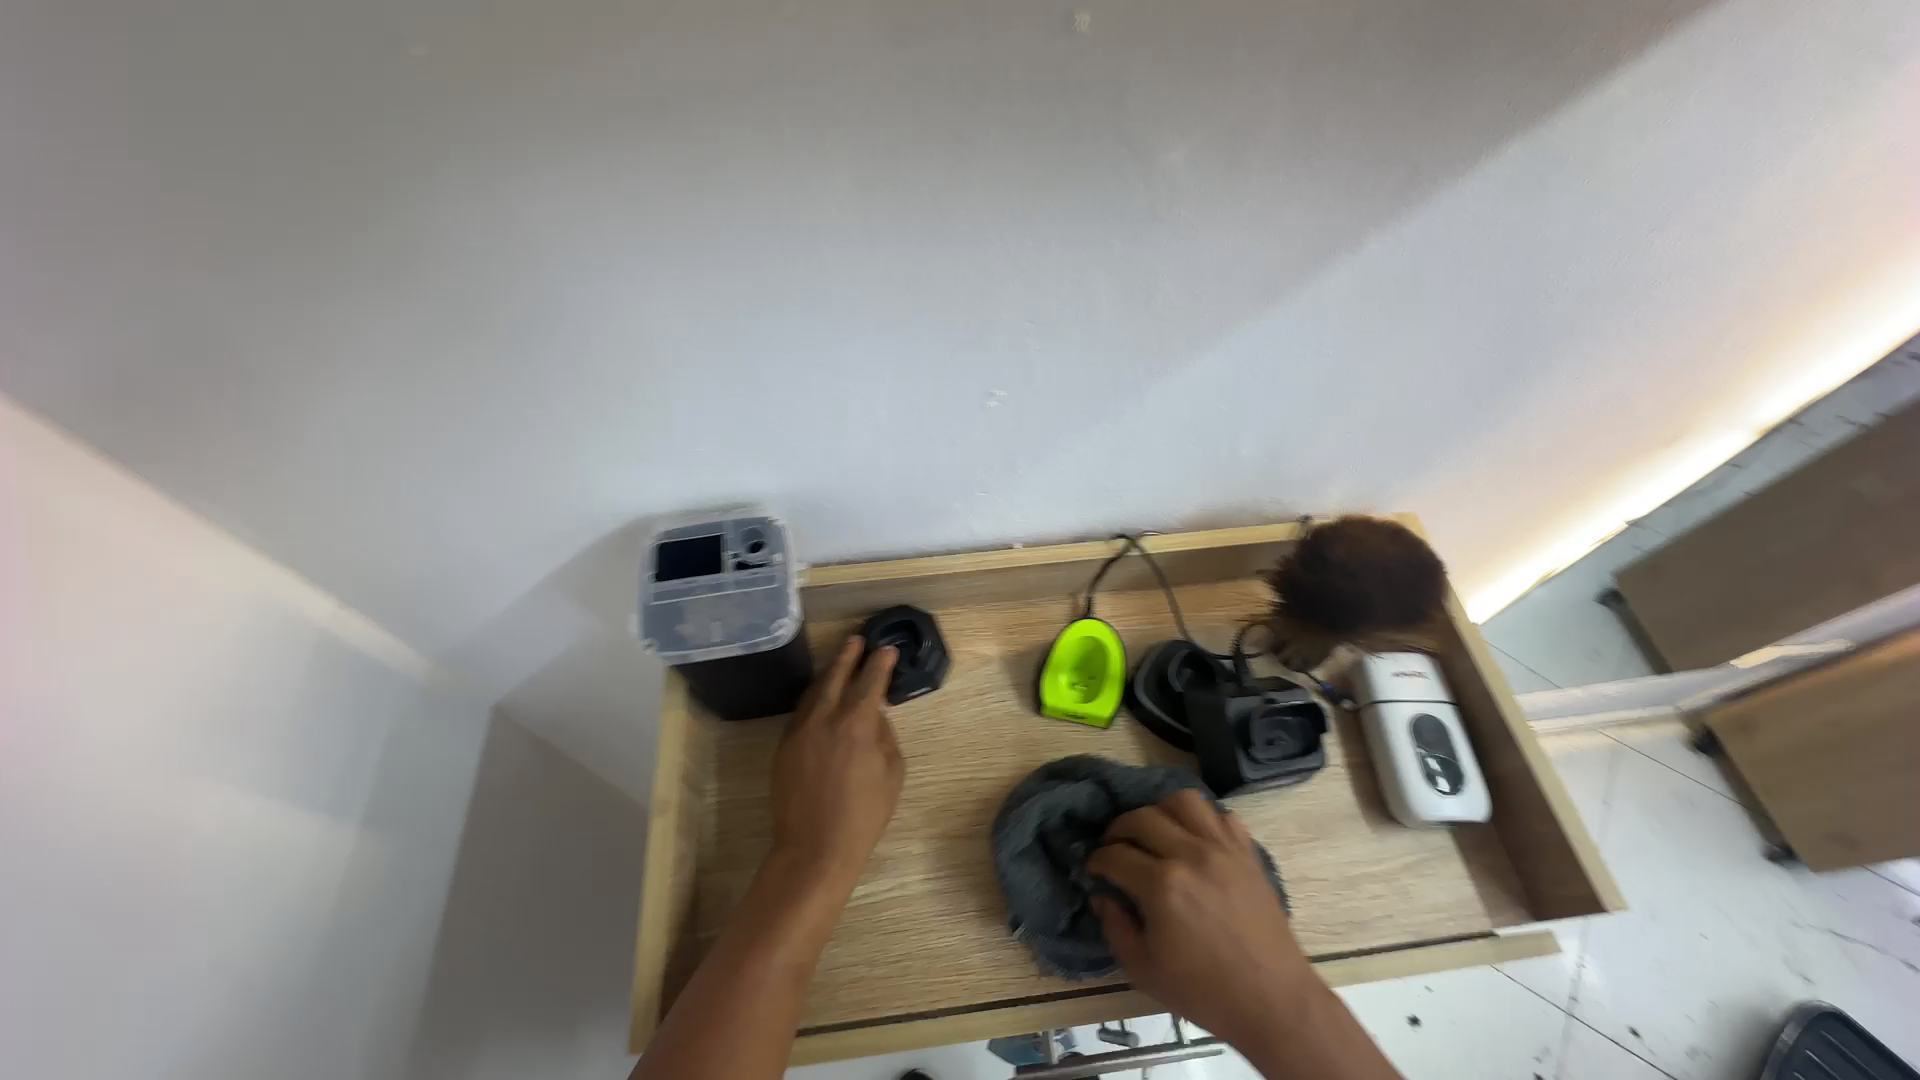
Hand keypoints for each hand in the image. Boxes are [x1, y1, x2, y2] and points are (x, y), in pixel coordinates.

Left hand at [769, 636, 904, 881]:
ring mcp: (798, 732)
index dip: (880, 663)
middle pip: (835, 676)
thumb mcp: (892, 774)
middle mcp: (824, 719)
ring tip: (838, 662)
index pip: (870, 682)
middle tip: (857, 640)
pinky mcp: (783, 748)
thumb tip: (876, 716)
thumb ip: (885, 737)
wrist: (815, 849)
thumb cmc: (864, 815)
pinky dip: (814, 700)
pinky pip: (801, 714)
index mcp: (856, 724)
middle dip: (847, 655)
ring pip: (813, 692)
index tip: (887, 649)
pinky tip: (820, 700)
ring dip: (827, 675)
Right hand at [1087, 790, 1314, 1046]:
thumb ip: (1114, 927)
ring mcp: (1223, 849)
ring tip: (1153, 832)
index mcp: (1162, 886)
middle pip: (1142, 817)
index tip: (1093, 869)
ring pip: (1183, 801)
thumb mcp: (1143, 970)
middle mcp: (1191, 855)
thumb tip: (1102, 897)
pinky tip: (1192, 839)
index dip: (1096, 860)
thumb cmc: (1204, 992)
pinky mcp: (1247, 853)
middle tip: (1113, 847)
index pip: (1115, 855)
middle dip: (1118, 829)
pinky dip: (1201, 820)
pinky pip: (1220, 815)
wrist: (1273, 1001)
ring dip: (1159, 811)